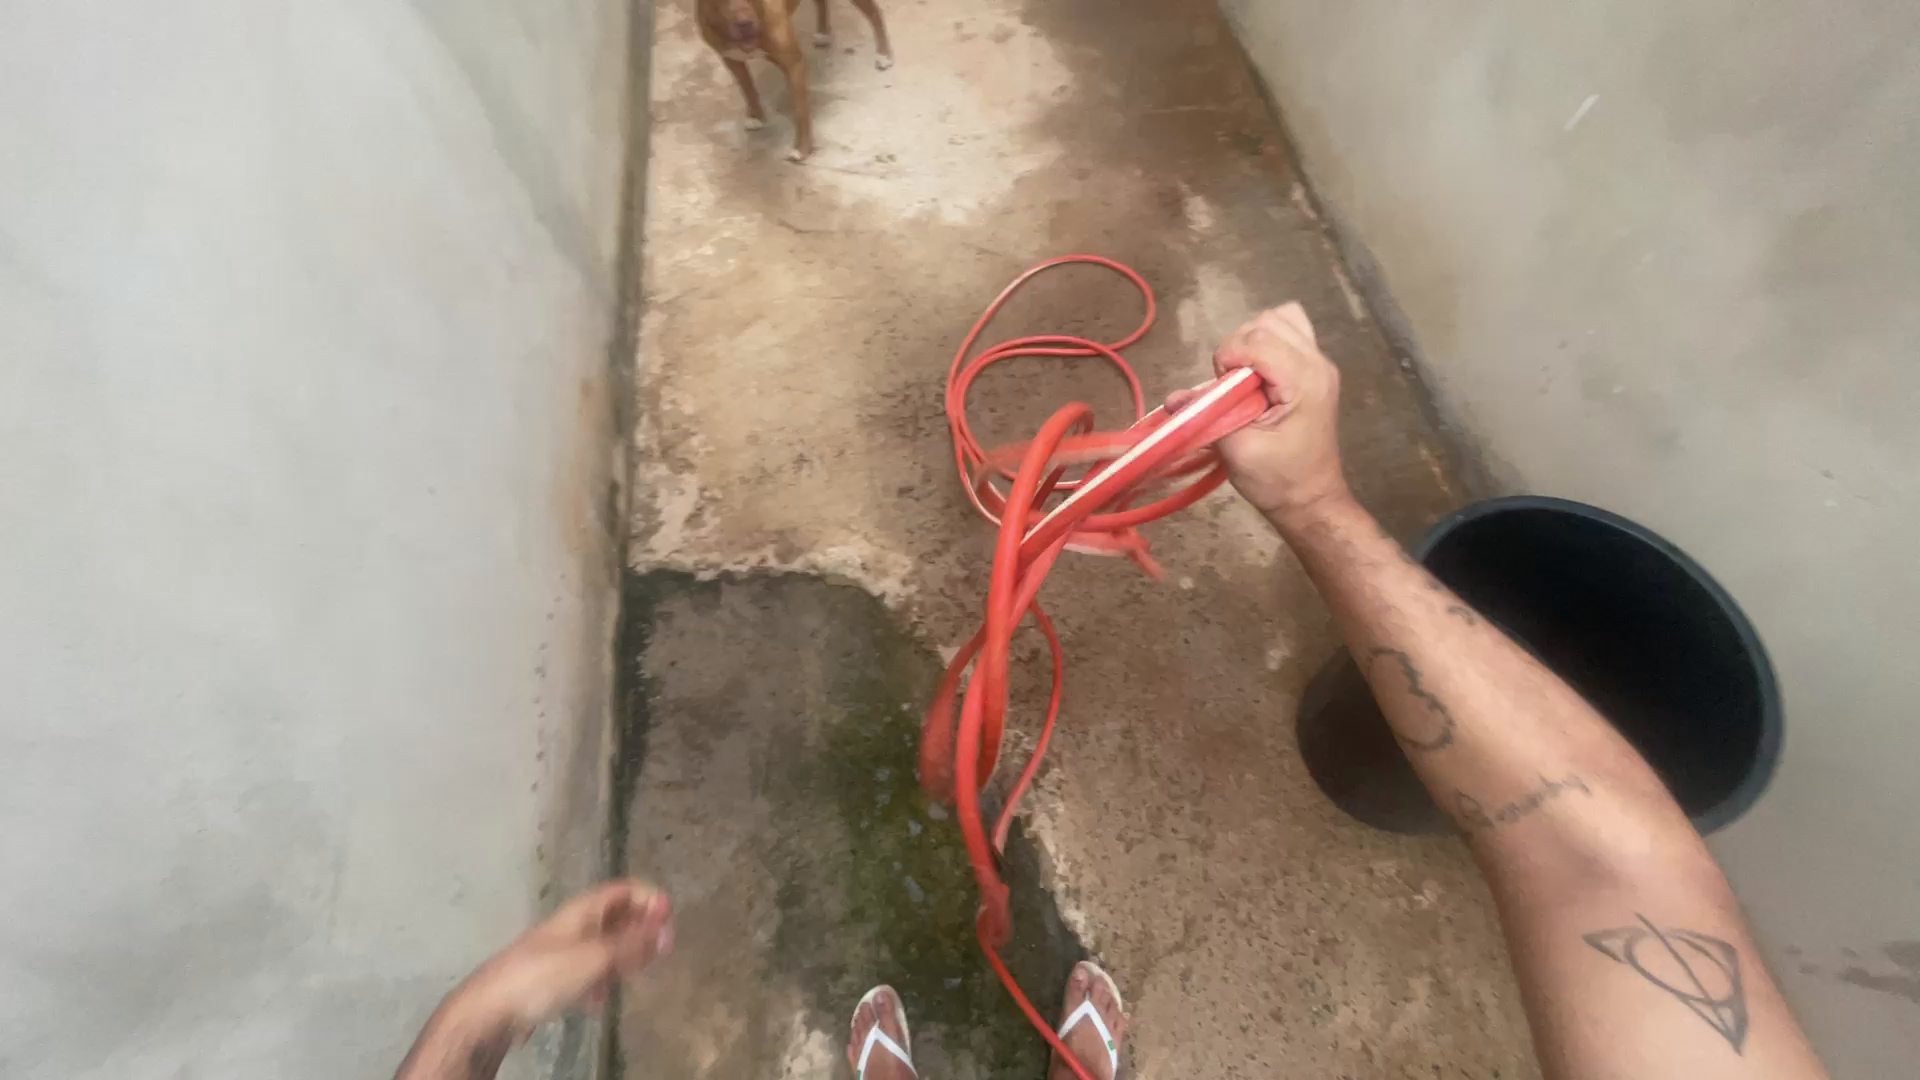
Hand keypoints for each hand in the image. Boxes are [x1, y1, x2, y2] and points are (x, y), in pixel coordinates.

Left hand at [451, 879, 673, 1036]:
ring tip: (634, 972)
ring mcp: (558, 952)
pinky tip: (599, 997)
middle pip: (614, 916)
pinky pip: (584, 970)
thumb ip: (632, 945)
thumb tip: (668, 930)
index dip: (649, 898)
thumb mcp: (595, 958)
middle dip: (638, 928)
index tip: (668, 918)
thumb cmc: (542, 976)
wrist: (485, 1013)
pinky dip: (599, 977)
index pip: (625, 890)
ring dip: (621, 954)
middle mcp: (572, 925)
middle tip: (658, 947)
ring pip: (600, 944)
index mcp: (583, 910)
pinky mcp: (547, 979)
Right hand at [1166, 302, 1348, 525]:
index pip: (1257, 339)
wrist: (1310, 500)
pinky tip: (1257, 373)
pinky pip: (1289, 333)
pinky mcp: (1313, 370)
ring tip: (1243, 378)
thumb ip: (1207, 417)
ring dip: (1252, 342)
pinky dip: (1266, 344)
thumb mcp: (1237, 451)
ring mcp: (1319, 363)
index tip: (1220, 390)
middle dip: (1238, 348)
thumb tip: (1173, 399)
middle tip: (1230, 387)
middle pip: (1268, 322)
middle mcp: (1317, 362)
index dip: (1228, 358)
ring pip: (1280, 319)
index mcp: (1304, 380)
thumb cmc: (1277, 480)